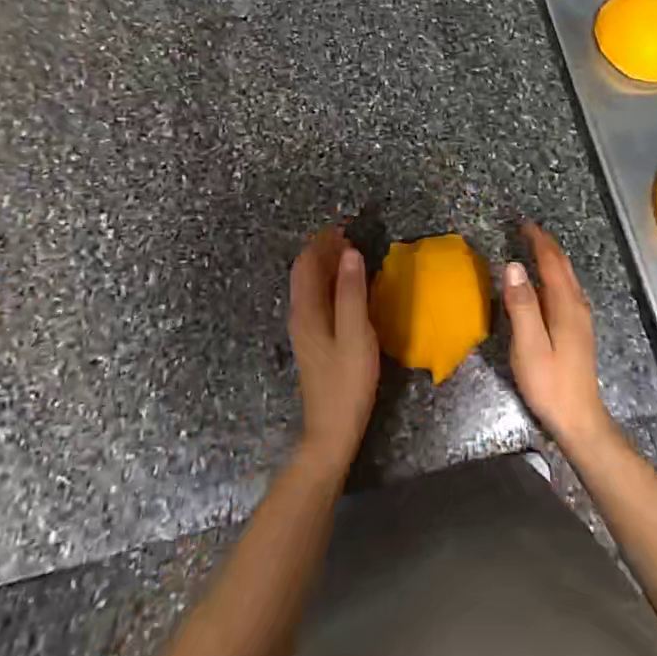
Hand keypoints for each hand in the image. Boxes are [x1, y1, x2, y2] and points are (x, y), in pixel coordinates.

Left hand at [287, 226, 380, 473]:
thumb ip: (352, 292)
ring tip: (352, 255)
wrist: (332, 429)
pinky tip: (350, 289)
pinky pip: (319, 300)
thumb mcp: (356, 334)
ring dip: (329, 268)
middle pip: (306, 273)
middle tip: (350, 236)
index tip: (344, 226)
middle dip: (325, 251)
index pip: (307, 263)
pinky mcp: (314, 342)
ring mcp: (305, 330)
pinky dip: (332, 285)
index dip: (322, 242)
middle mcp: (300, 315)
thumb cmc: (347, 381)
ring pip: (312, 287)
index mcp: (306, 310)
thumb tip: (350, 253)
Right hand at [504, 221, 612, 446]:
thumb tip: (513, 266)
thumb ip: (521, 305)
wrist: (579, 418)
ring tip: (535, 249)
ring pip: (567, 279)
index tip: (524, 224)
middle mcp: (577, 307)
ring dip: (552, 260)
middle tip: (528, 231)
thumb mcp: (529, 345)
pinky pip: (566, 291)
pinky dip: (554, 277)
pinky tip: (545, 285)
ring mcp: (581, 319)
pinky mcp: (578, 331)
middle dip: (546, 246)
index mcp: (565, 306)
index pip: (552, 263)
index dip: (539, 242)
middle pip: (563, 268)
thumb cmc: (550, 383)